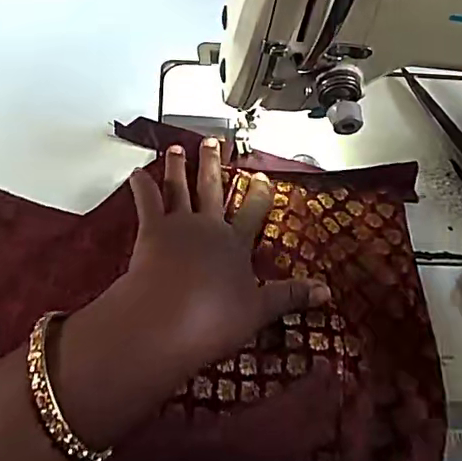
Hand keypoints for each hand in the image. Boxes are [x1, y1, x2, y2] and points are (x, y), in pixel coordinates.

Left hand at [53, 139, 331, 447]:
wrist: (172, 316)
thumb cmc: (215, 317)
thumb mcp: (260, 310)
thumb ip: (290, 295)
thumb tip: (325, 291)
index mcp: (235, 244)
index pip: (252, 213)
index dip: (258, 194)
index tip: (262, 178)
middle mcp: (208, 226)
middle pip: (212, 189)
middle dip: (213, 165)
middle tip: (212, 143)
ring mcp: (179, 225)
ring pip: (179, 188)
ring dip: (177, 167)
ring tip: (176, 148)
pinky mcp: (152, 230)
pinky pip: (146, 201)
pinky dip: (140, 185)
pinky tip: (136, 172)